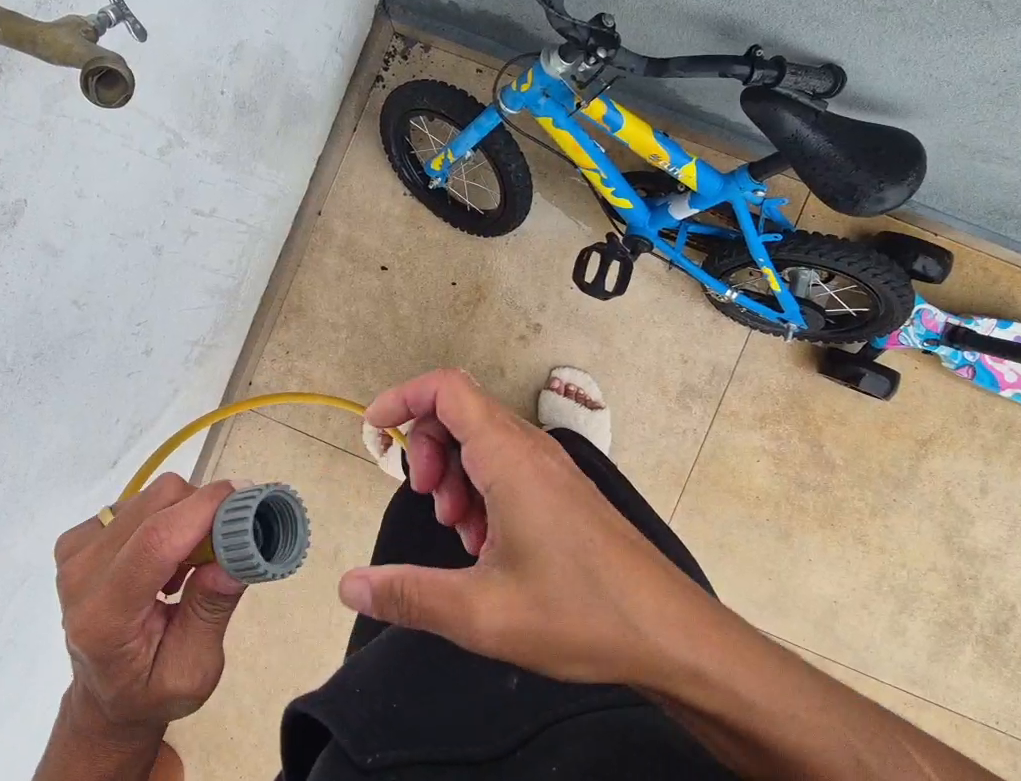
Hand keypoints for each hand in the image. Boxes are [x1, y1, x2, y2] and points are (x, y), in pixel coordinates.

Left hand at [53, 474, 247, 734]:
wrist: (104, 697)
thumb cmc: (152, 690)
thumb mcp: (194, 672)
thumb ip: (210, 614)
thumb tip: (234, 559)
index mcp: (105, 618)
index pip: (155, 543)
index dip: (203, 510)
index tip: (249, 498)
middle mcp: (80, 576)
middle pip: (157, 507)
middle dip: (204, 512)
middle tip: (226, 546)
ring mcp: (74, 551)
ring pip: (152, 496)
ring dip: (186, 516)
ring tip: (189, 562)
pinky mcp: (78, 537)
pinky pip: (140, 501)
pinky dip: (167, 518)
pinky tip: (164, 556)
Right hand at [337, 370, 710, 688]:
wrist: (672, 634)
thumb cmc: (580, 614)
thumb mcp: (481, 612)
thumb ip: (408, 595)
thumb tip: (348, 585)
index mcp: (509, 457)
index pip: (446, 387)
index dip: (402, 398)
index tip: (374, 434)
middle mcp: (531, 450)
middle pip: (460, 412)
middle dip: (427, 449)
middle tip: (426, 502)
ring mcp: (551, 469)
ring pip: (483, 442)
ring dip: (454, 475)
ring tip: (460, 534)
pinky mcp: (563, 492)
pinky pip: (508, 467)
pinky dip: (482, 491)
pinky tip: (489, 546)